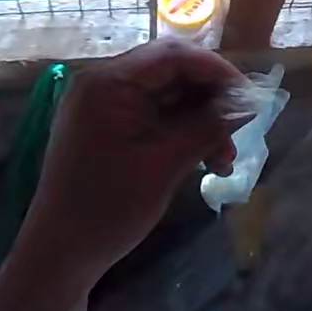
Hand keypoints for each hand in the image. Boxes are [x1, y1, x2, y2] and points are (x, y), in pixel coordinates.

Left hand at [22, 39, 243, 282]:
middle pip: (172, 72)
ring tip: (224, 160)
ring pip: (169, 95)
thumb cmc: (110, 208)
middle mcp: (104, 82)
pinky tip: (205, 161)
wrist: (60, 254)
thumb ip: (210, 126)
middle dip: (211, 101)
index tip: (250, 98)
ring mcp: (104, 103)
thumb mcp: (167, 164)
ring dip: (201, 121)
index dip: (218, 71)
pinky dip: (182, 132)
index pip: (174, 55)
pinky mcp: (108, 124)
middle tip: (241, 130)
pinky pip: (155, 114)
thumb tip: (251, 103)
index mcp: (109, 82)